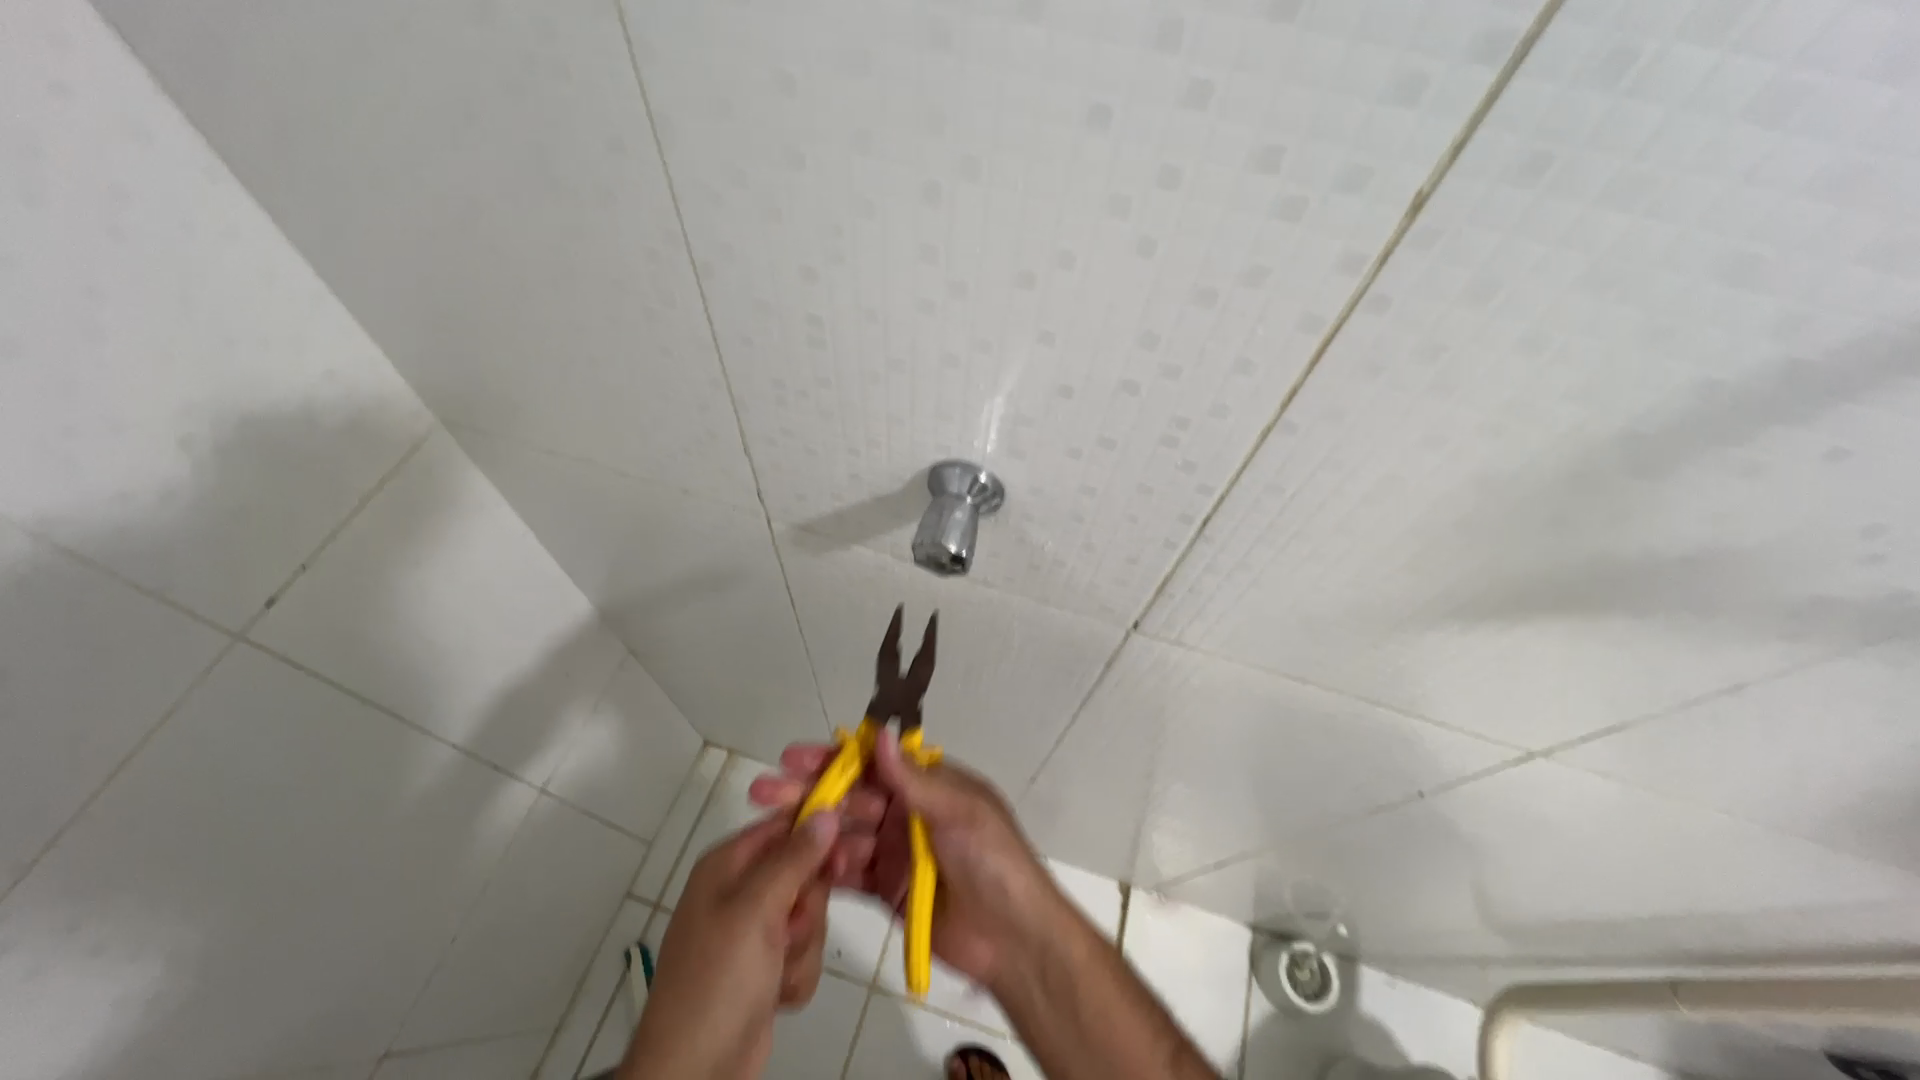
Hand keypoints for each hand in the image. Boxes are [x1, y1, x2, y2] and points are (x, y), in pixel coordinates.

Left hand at [620, 811, 837, 1079]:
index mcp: (729, 864)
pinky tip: (777, 994)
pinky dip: (797, 974)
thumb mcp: (756, 910)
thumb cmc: (719, 979)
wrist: (696, 1069)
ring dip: (804, 947)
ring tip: (776, 971)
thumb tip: (827, 809)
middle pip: (806, 873)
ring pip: (811, 916)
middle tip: (790, 930)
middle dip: (808, 908)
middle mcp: (742, 891)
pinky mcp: (767, 966)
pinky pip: (805, 952)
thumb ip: (794, 858)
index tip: (853, 850)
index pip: (787, 824)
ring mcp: (754, 932)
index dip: (822, 832)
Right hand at [748, 729, 1066, 990]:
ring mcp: (894, 854)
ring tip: (774, 833)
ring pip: (843, 834)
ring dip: (811, 832)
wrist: (1013, 939)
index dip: (832, 759)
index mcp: (929, 786)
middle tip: (763, 791)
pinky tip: (799, 867)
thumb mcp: (959, 811)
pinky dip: (825, 869)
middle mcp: (907, 814)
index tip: (793, 758)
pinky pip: (848, 874)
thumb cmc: (993, 861)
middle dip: (809, 793)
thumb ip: (914, 779)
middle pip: (850, 797)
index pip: (873, 764)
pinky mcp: (886, 891)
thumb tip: (878, 734)